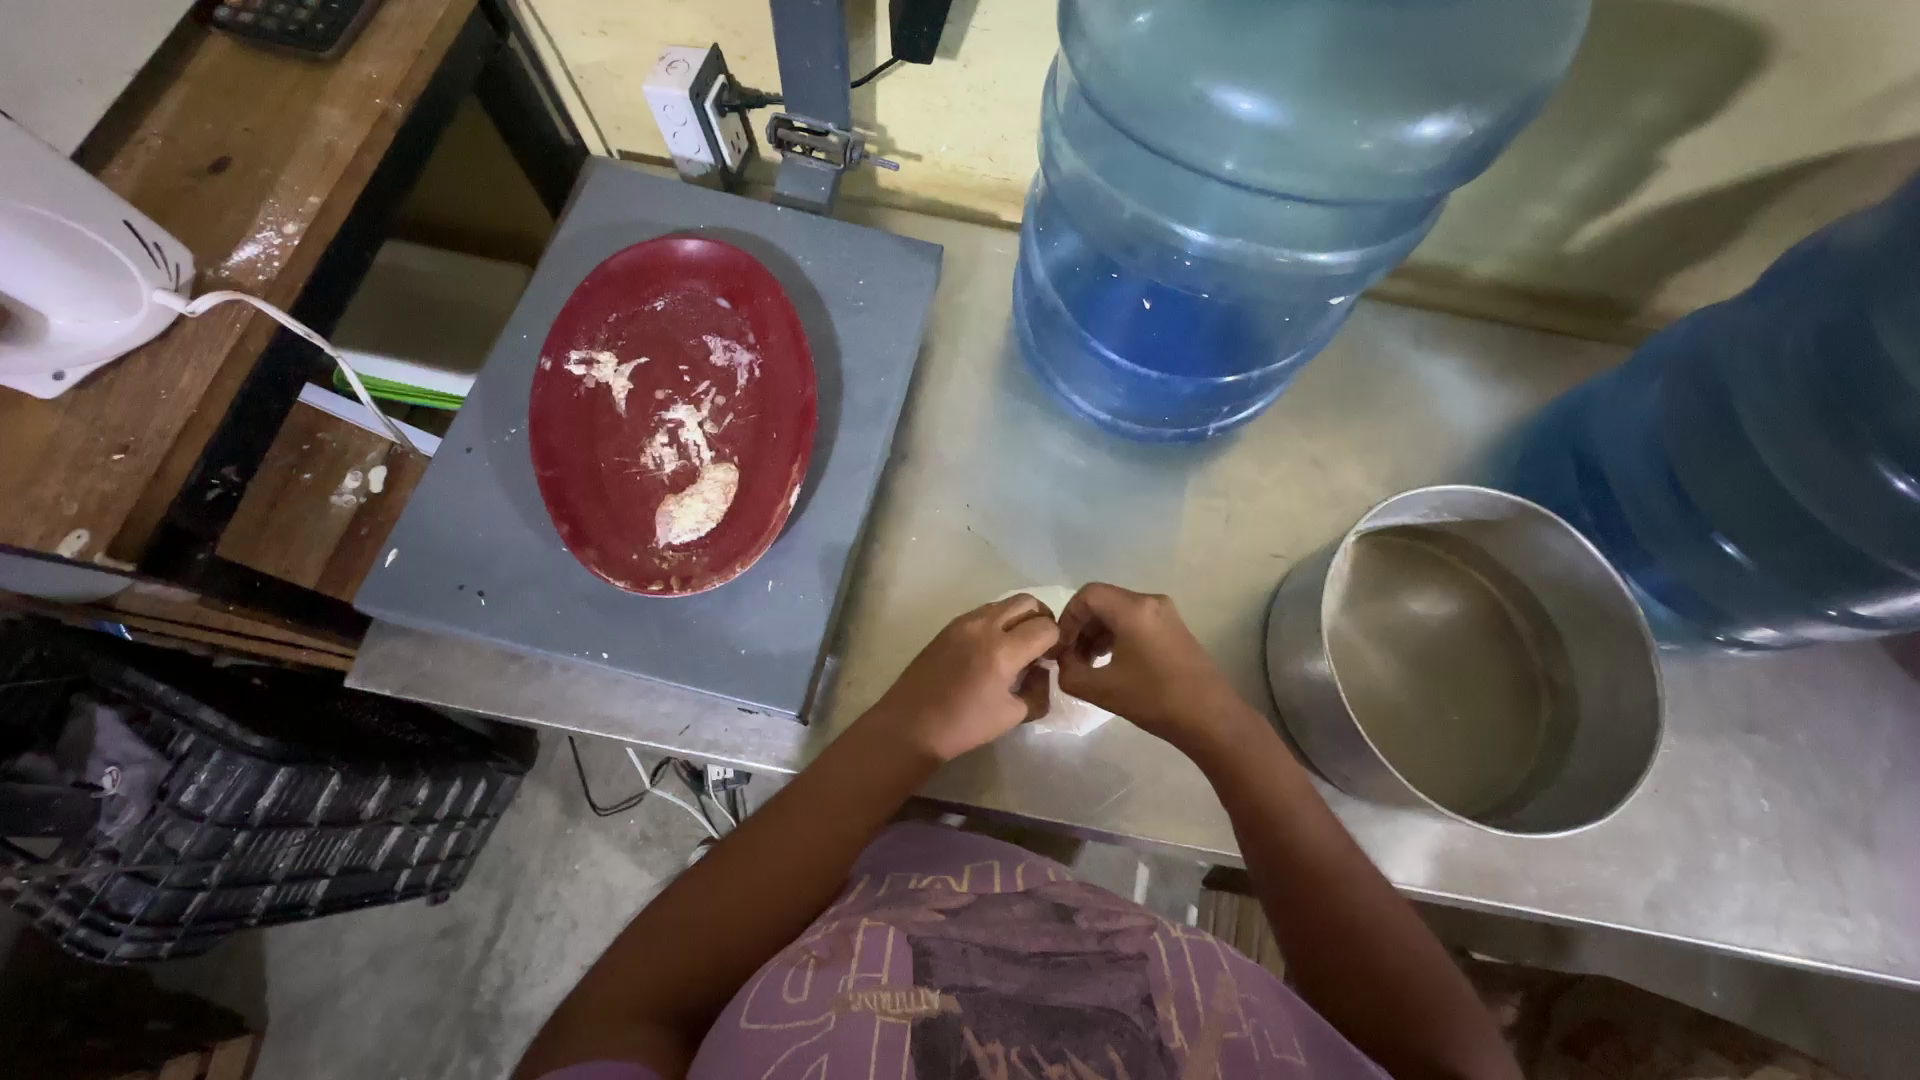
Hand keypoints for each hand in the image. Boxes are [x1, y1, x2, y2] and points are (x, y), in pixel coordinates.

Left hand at [865, 595, 1060, 762]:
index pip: (1046, 627)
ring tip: (1016, 647)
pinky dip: (998, 621)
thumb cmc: (964, 726)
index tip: (1051, 659)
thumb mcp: (1013, 716)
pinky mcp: (949, 626)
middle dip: (1042, 620)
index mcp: (1003, 651)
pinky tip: (992, 649)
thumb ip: (1039, 691)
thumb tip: (1042, 671)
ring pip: (1005, 603)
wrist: (911, 724)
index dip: (1056, 642)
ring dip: (1019, 618)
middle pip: (1028, 602)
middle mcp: (985, 626)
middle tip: (1039, 646)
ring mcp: (964, 622)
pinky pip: (984, 611)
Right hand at [1055, 583, 1246, 748]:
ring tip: (1088, 666)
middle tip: (1071, 659)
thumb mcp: (1101, 690)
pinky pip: (1135, 622)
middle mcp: (1150, 602)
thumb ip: (1069, 672)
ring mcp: (1166, 614)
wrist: (1210, 718)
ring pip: (1118, 613)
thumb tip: (1064, 662)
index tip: (1061, 648)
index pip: (1086, 595)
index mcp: (1133, 609)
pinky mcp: (1174, 629)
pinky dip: (1116, 637)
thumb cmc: (1154, 699)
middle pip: (1102, 602)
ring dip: (1097, 634)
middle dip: (1081, 628)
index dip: (1067, 619)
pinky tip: (1111, 665)